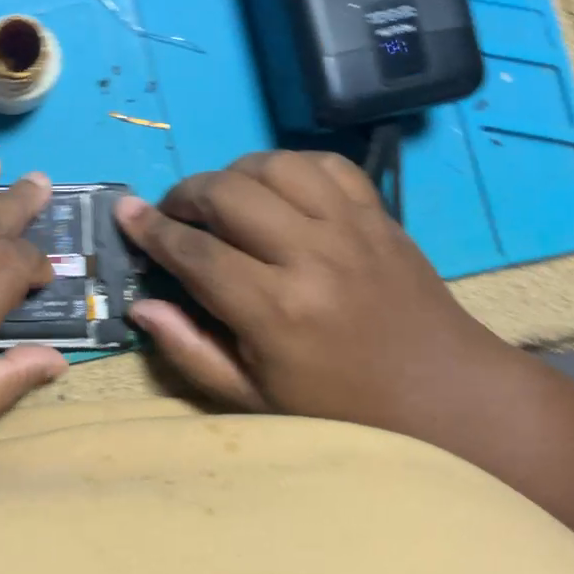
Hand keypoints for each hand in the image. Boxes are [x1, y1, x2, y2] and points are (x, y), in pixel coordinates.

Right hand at [115, 151, 526, 429]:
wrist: (449, 397)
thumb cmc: (342, 409)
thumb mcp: (254, 397)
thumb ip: (191, 350)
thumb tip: (140, 308)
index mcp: (275, 310)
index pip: (195, 252)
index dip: (151, 231)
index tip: (125, 214)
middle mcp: (310, 256)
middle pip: (228, 194)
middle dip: (185, 196)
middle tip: (171, 215)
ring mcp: (350, 229)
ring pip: (274, 166)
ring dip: (233, 174)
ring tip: (219, 199)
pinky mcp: (379, 216)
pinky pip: (325, 164)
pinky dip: (288, 166)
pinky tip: (274, 188)